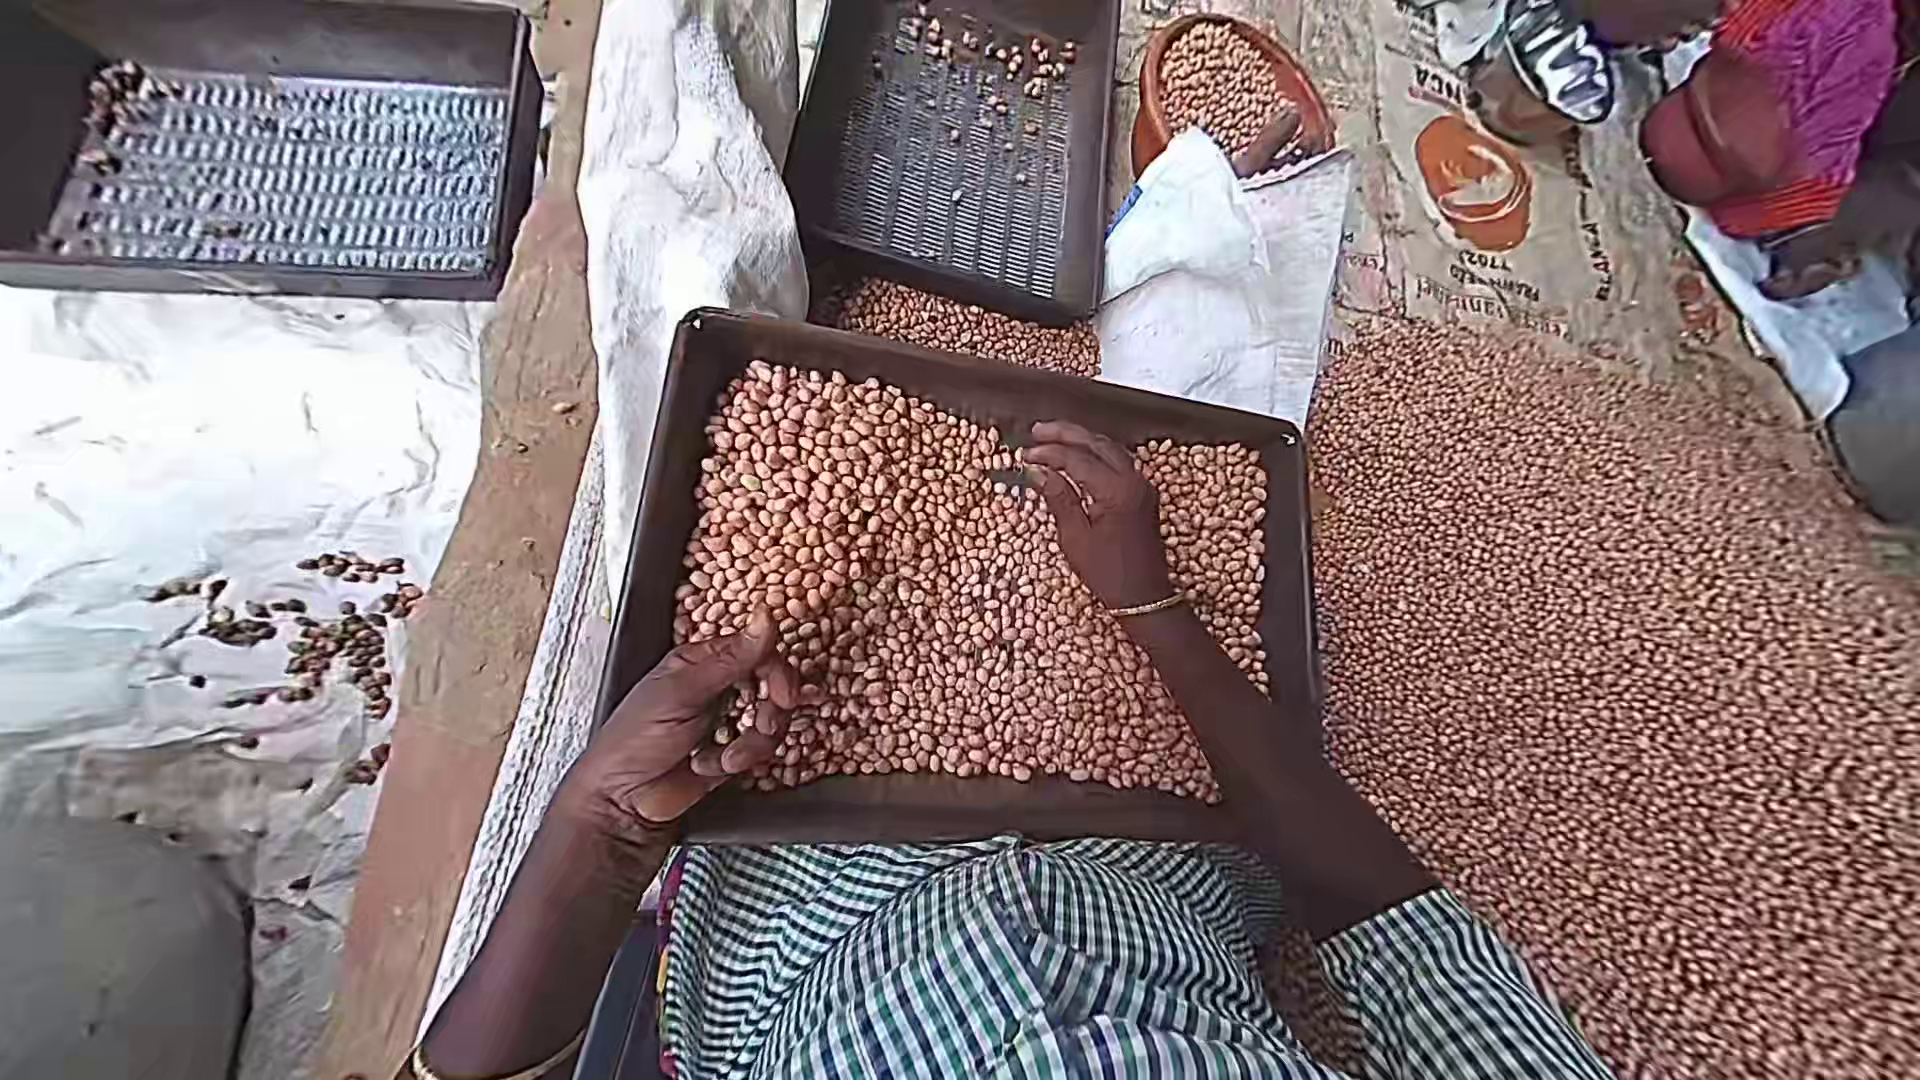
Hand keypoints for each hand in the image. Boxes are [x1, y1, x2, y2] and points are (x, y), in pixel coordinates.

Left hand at [555, 607, 796, 840]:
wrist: (619, 803)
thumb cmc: (634, 741)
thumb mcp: (682, 693)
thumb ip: (730, 658)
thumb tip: (764, 618)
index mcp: (703, 661)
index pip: (758, 651)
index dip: (776, 671)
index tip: (783, 694)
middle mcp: (719, 685)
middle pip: (771, 684)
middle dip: (771, 710)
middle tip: (763, 726)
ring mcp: (727, 717)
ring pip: (771, 717)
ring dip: (755, 741)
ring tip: (729, 757)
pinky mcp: (733, 747)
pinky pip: (761, 747)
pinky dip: (742, 759)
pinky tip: (714, 766)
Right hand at [1026, 420, 1174, 609]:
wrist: (1144, 596)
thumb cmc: (1108, 574)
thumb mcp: (1075, 537)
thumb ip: (1058, 498)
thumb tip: (1037, 471)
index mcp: (1116, 492)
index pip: (1077, 460)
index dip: (1049, 454)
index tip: (1026, 455)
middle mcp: (1134, 481)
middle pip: (1096, 444)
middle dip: (1065, 434)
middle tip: (1037, 431)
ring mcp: (1142, 485)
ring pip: (1109, 448)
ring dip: (1081, 440)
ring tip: (1053, 437)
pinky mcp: (1143, 493)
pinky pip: (1119, 461)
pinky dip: (1096, 453)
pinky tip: (1079, 455)